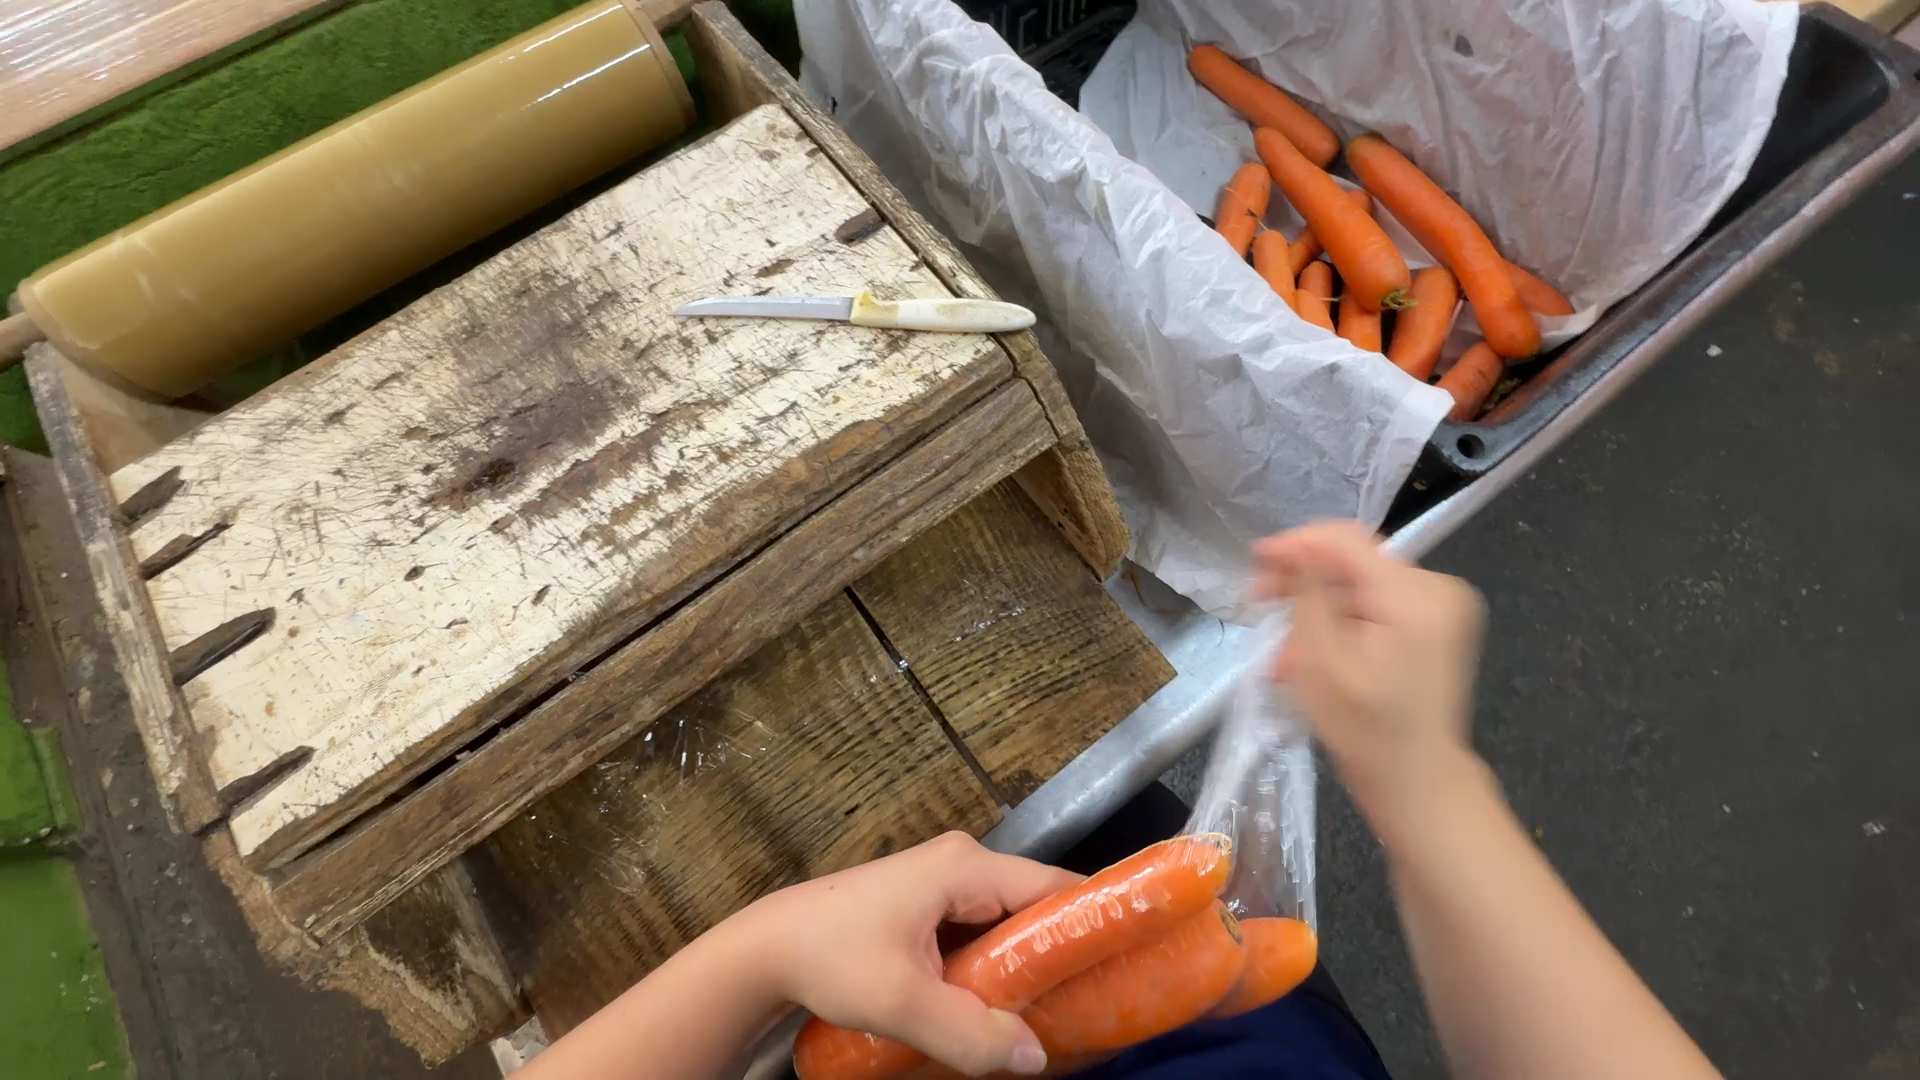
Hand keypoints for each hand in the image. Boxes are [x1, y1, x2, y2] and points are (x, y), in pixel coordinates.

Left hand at [740, 832, 1078, 1075]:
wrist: (771, 945)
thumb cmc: (835, 958)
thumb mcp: (903, 1002)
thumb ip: (970, 1033)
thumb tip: (1037, 1057)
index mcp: (964, 867)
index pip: (1049, 884)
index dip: (1091, 915)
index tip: (1128, 953)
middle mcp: (962, 861)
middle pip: (1032, 900)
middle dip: (1062, 946)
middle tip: (1098, 997)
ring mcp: (944, 878)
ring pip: (1006, 917)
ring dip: (1028, 958)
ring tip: (1062, 1007)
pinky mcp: (928, 899)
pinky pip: (981, 926)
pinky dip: (998, 959)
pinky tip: (1006, 1000)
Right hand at [1251, 521, 1488, 847]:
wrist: (1417, 780)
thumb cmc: (1364, 729)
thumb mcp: (1321, 662)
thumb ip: (1308, 595)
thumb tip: (1294, 550)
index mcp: (1415, 597)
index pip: (1347, 540)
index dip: (1296, 542)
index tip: (1256, 560)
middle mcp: (1436, 589)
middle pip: (1352, 560)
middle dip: (1302, 580)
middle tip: (1260, 602)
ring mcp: (1439, 605)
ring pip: (1356, 583)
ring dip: (1314, 606)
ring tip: (1283, 648)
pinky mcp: (1432, 621)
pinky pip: (1371, 601)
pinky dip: (1337, 620)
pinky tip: (1312, 650)